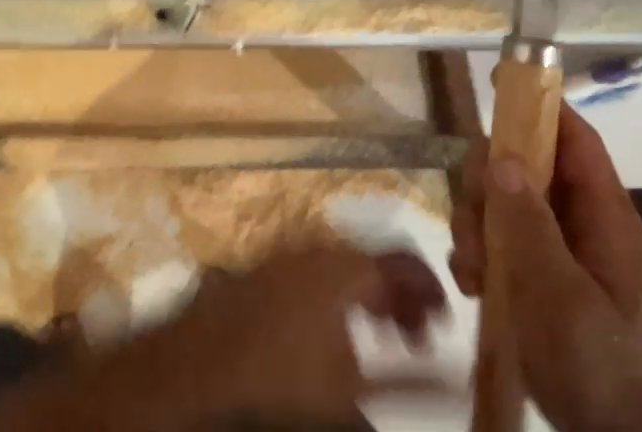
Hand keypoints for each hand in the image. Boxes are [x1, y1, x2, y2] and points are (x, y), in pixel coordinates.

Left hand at [144, 245, 450, 423]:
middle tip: (415, 334)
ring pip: (329, 264)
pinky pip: (297, 273)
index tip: (445, 321)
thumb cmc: (276, 384)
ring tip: (376, 336)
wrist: (186, 376)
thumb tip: (455, 383)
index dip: (428, 287)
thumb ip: (412, 383)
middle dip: (394, 293)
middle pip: (364, 257)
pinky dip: (322, 295)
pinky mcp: (244, 276)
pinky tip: (324, 333)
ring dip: (359, 295)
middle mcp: (304, 252)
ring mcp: (271, 260)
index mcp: (338, 270)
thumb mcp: (353, 390)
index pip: (399, 259)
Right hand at [450, 105, 641, 431]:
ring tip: (474, 274)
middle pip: (526, 172)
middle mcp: (586, 228)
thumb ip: (528, 224)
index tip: (500, 81)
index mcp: (608, 222)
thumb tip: (500, 154)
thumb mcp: (557, 293)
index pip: (577, 143)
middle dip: (488, 191)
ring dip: (478, 230)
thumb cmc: (595, 362)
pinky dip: (481, 256)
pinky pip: (501, 243)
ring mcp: (564, 254)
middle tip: (472, 225)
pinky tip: (475, 287)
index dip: (542, 107)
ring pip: (505, 208)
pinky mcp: (542, 279)